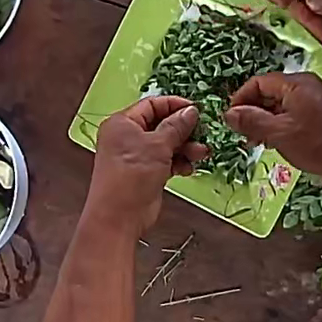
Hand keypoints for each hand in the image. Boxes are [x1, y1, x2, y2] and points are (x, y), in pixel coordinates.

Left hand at [88, 96, 209, 234]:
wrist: (119, 216)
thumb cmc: (131, 176)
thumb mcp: (157, 145)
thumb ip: (176, 126)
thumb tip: (190, 112)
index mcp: (122, 123)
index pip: (152, 105)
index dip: (175, 106)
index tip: (196, 110)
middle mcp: (127, 137)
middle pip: (162, 125)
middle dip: (184, 131)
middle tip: (202, 134)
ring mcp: (136, 156)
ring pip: (167, 144)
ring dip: (185, 148)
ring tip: (200, 154)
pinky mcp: (146, 173)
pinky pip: (166, 161)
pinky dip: (178, 162)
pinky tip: (188, 168)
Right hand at [225, 73, 321, 181]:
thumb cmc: (319, 144)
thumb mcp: (278, 133)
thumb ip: (251, 122)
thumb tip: (229, 114)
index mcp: (295, 84)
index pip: (258, 83)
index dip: (240, 100)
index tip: (231, 119)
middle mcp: (306, 86)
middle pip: (269, 93)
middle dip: (252, 112)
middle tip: (242, 134)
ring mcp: (315, 100)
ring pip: (280, 106)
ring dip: (265, 122)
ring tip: (257, 142)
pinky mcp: (321, 115)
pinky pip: (293, 114)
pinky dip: (280, 126)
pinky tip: (277, 143)